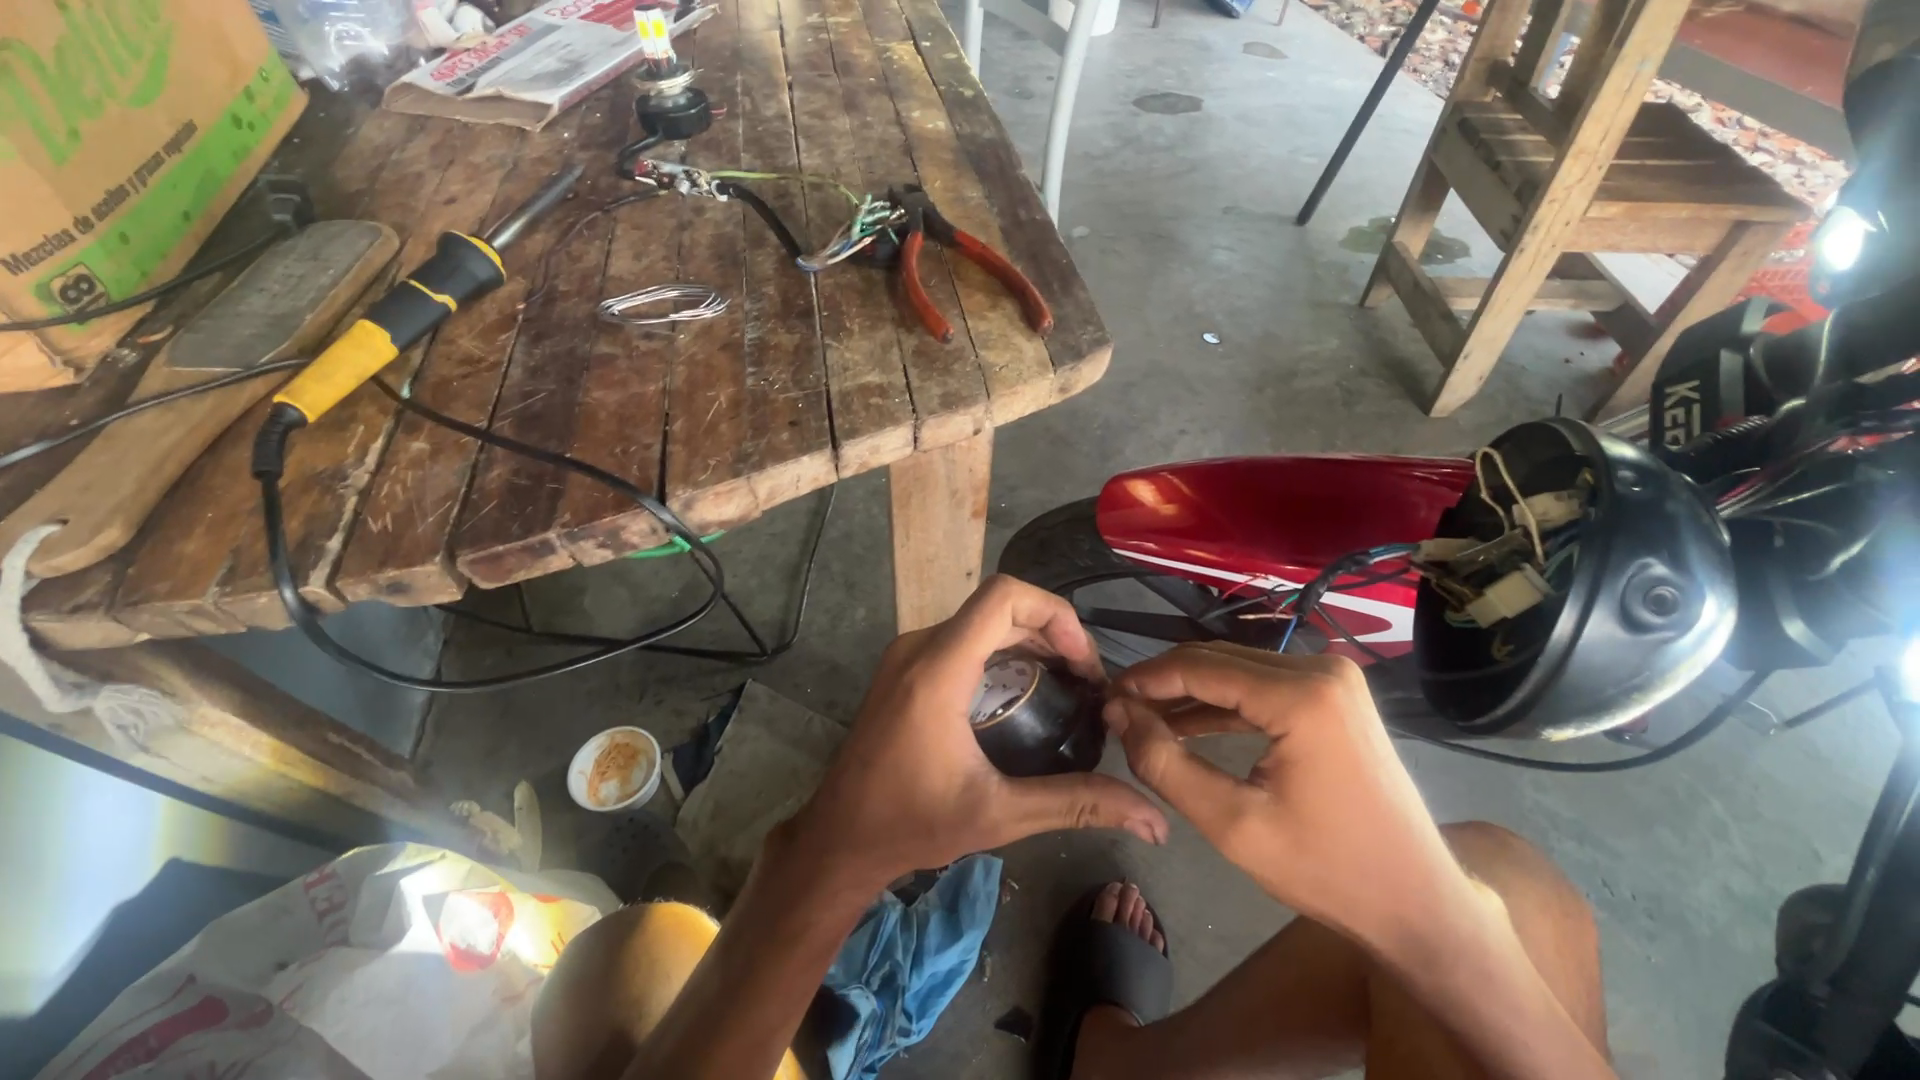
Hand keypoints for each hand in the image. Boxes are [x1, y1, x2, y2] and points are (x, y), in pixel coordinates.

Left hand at [788, 576, 1168, 888]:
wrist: (838, 840)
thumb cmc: (911, 824)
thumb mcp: (1000, 814)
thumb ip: (1077, 803)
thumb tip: (1152, 817)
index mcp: (938, 668)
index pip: (1004, 596)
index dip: (1056, 614)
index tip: (1083, 665)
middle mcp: (919, 648)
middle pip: (998, 607)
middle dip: (1052, 633)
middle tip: (1087, 684)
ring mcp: (906, 656)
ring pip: (980, 623)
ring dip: (1028, 643)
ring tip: (1066, 689)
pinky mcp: (902, 670)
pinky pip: (962, 640)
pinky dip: (1000, 654)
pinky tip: (1025, 697)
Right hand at [1105, 643, 1470, 941]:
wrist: (1416, 901)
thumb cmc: (1324, 869)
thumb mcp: (1231, 823)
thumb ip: (1164, 764)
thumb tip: (1118, 714)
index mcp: (1301, 695)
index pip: (1200, 667)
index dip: (1145, 680)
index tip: (1102, 698)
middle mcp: (1321, 669)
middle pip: (1219, 660)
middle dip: (1164, 683)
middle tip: (1116, 711)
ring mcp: (1334, 680)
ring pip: (1239, 670)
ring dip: (1190, 693)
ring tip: (1140, 719)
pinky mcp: (1337, 697)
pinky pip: (1264, 687)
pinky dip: (1224, 703)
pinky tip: (1185, 724)